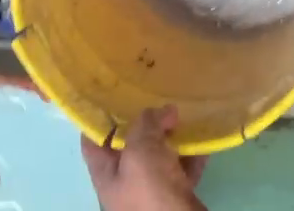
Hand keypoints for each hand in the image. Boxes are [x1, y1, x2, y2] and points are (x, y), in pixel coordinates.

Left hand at [81, 107, 207, 210]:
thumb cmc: (151, 191)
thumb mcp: (140, 149)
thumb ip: (146, 123)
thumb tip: (164, 111)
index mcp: (106, 174)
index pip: (92, 140)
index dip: (99, 116)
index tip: (113, 94)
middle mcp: (124, 184)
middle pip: (129, 146)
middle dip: (144, 124)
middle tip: (158, 102)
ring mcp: (148, 193)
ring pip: (157, 158)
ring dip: (170, 138)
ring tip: (181, 117)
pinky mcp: (172, 200)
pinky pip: (180, 171)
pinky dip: (190, 156)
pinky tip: (201, 143)